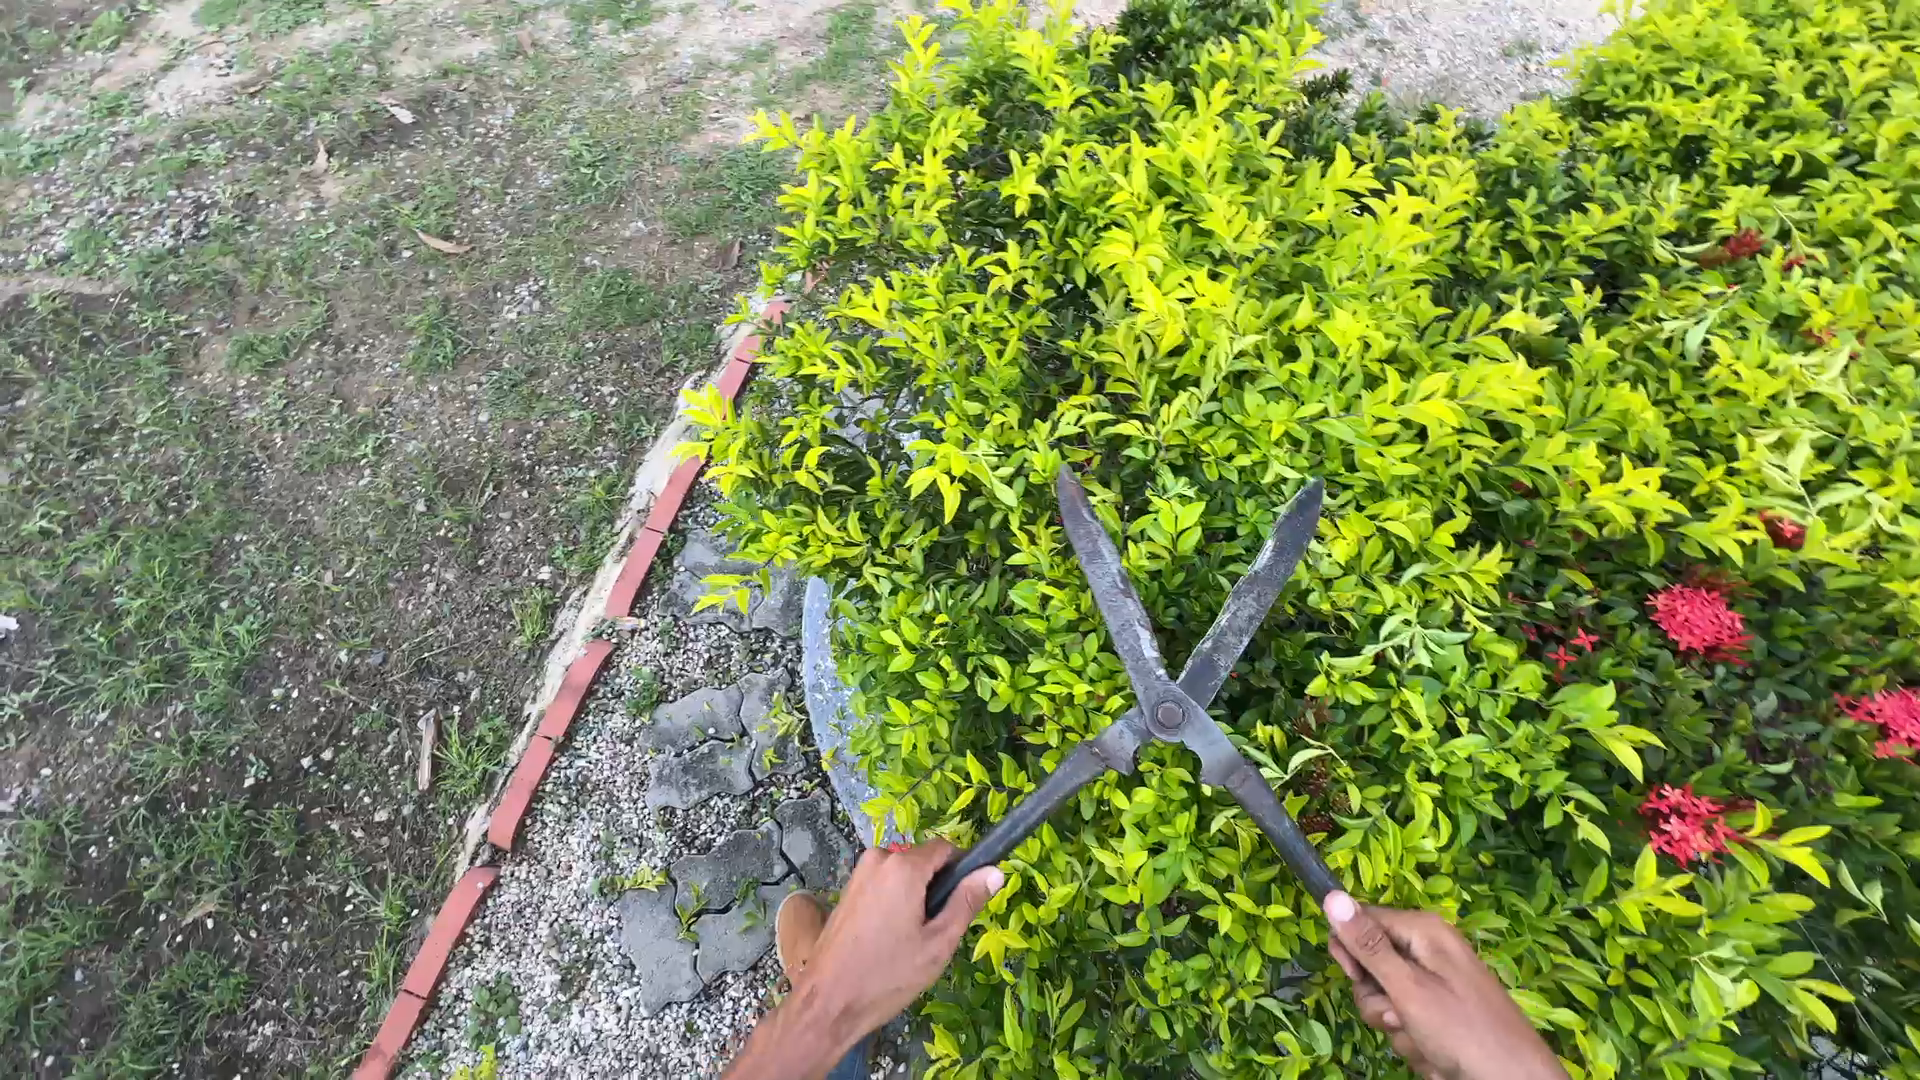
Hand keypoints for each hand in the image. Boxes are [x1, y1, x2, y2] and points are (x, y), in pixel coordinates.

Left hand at [800, 841, 1004, 1040]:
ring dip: (914, 897)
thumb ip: (966, 902)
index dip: (961, 870)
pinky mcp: (849, 888)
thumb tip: (995, 872)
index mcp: (903, 866)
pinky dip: (894, 902)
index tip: (965, 900)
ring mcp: (860, 871)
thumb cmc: (887, 975)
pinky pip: (885, 883)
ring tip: (910, 940)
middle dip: (935, 888)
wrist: (827, 1002)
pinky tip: (889, 938)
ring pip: (904, 874)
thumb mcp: (937, 943)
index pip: (945, 848)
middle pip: (923, 861)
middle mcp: (880, 857)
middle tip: (935, 931)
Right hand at [1323, 891, 1566, 1079]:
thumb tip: (1330, 895)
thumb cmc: (1465, 1034)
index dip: (1349, 949)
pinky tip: (1436, 1055)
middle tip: (1398, 1016)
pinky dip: (1413, 1040)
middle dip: (1377, 997)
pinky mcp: (1440, 1015)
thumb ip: (1367, 945)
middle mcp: (1428, 951)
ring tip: (1424, 1042)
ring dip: (1394, 1024)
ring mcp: (1435, 985)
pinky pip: (1404, 1019)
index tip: (1353, 976)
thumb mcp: (1409, 988)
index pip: (1360, 920)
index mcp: (1423, 931)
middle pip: (1369, 961)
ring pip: (1383, 996)